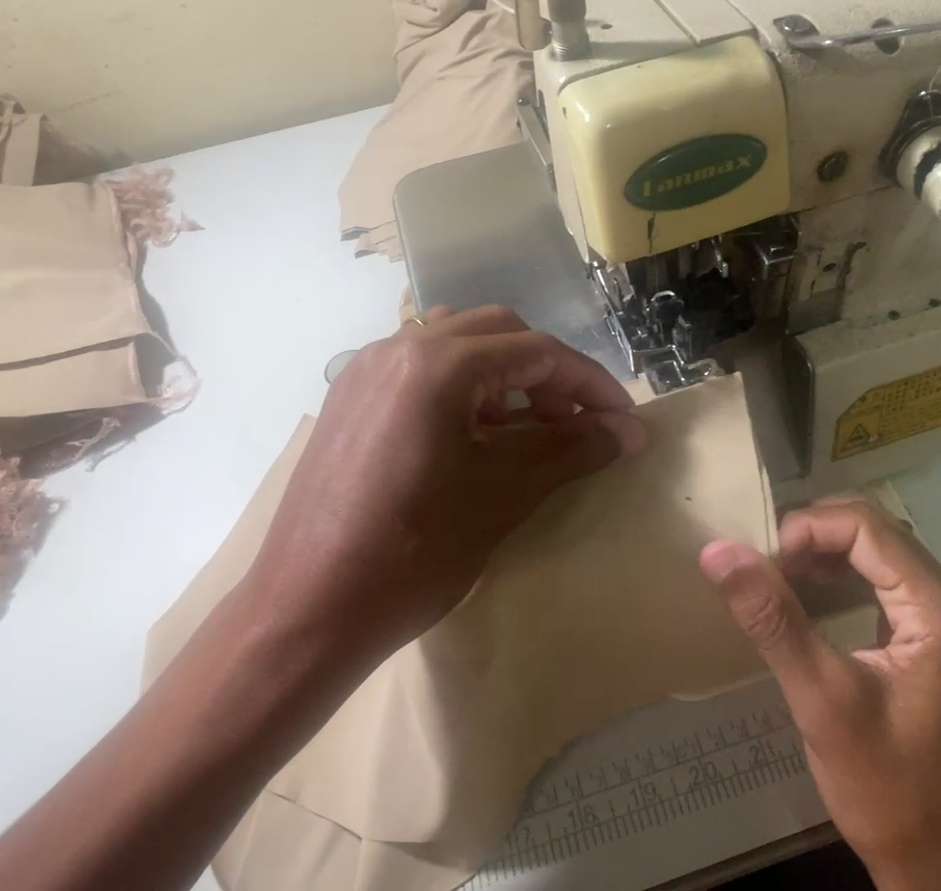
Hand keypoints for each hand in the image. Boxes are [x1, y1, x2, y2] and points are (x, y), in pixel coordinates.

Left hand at [247, 306, 645, 657]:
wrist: (309, 608)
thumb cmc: (414, 554)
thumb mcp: (503, 495)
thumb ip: (571, 449)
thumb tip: (631, 430)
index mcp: (438, 366)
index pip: (537, 352)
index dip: (590, 384)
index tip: (624, 420)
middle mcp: (398, 348)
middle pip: (498, 332)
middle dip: (547, 372)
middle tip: (577, 423)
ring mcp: (366, 370)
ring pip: (456, 342)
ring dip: (504, 373)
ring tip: (525, 428)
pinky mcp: (349, 397)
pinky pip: (419, 367)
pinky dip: (461, 385)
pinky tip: (473, 434)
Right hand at [699, 497, 940, 890]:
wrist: (935, 863)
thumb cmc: (884, 785)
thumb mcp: (821, 700)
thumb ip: (774, 619)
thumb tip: (718, 551)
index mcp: (939, 609)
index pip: (868, 528)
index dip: (807, 529)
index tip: (760, 561)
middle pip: (878, 532)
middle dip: (814, 535)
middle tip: (763, 564)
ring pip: (880, 553)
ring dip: (825, 554)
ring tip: (775, 576)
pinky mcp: (931, 642)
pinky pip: (885, 584)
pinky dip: (842, 579)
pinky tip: (807, 598)